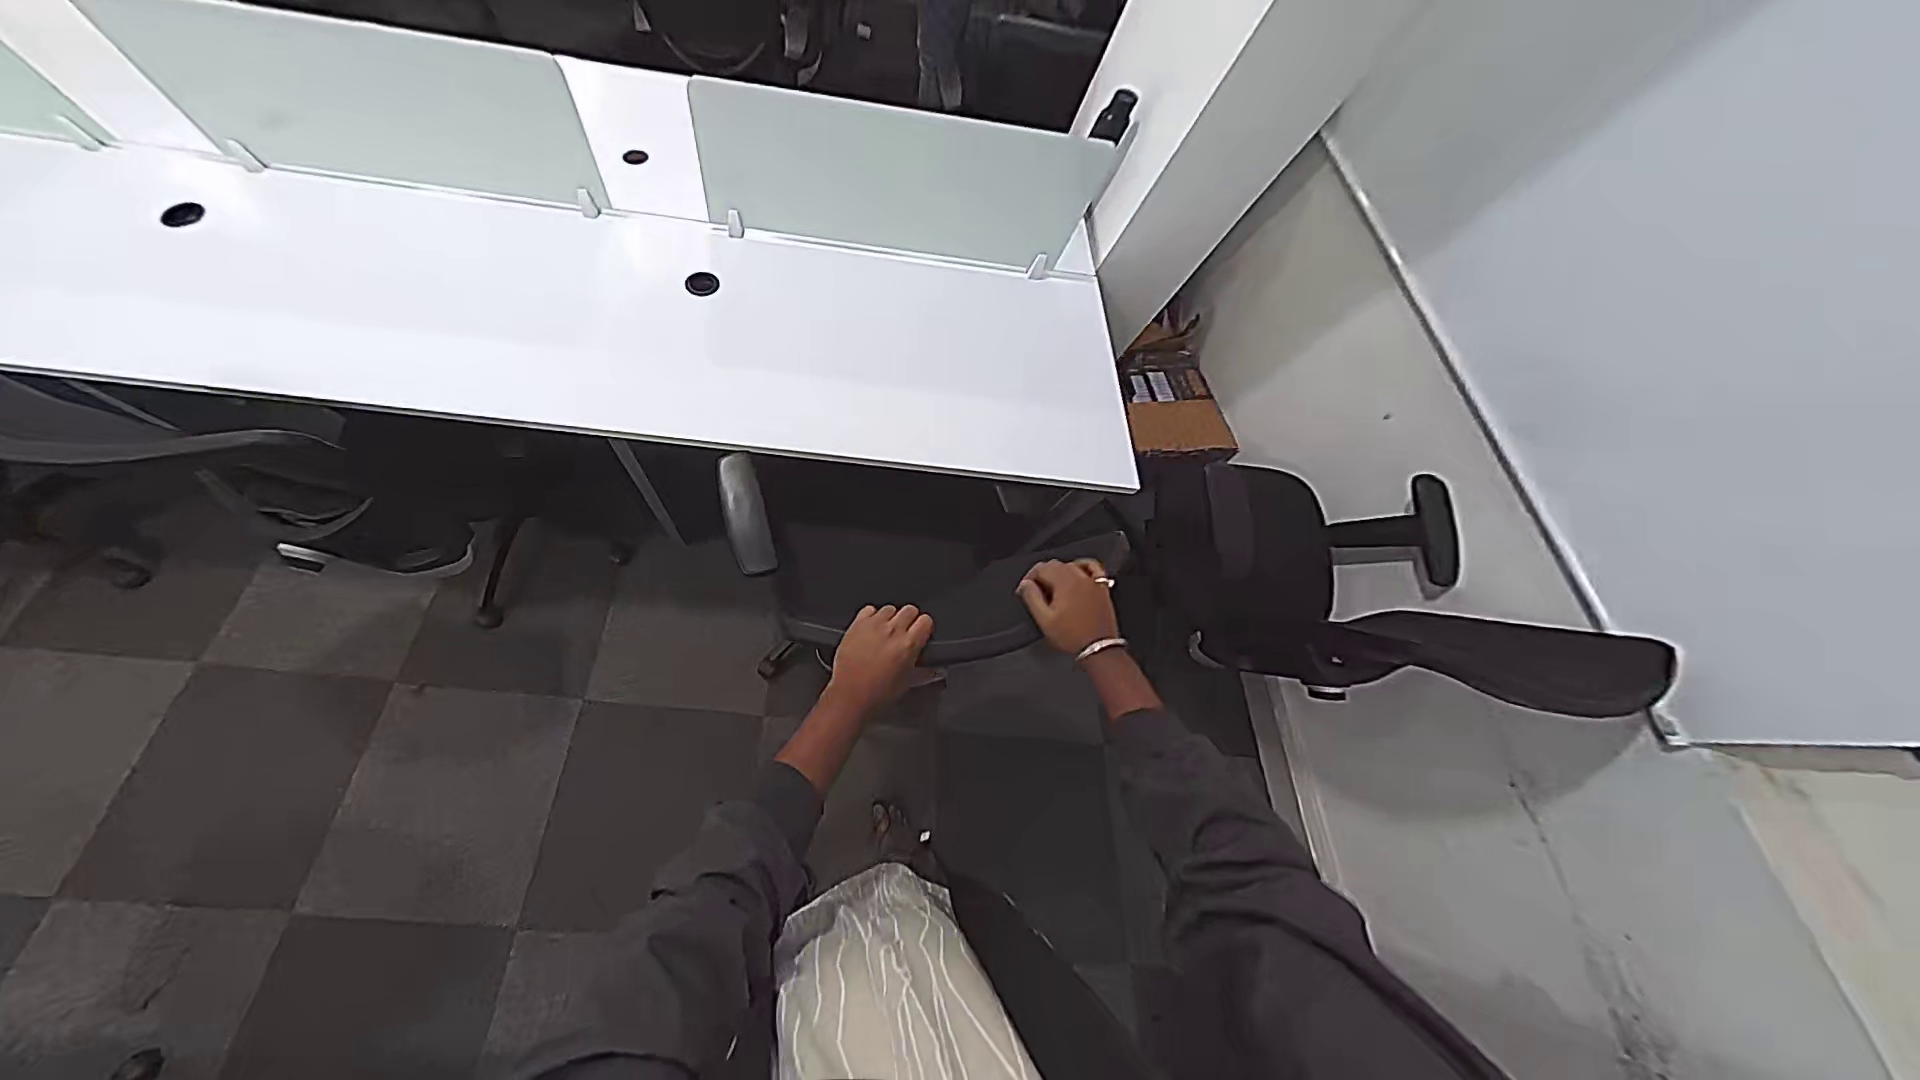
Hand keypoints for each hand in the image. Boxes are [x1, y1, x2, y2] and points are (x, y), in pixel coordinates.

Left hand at [825, 605, 935, 716]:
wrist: (850, 696)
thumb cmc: (878, 693)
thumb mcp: (907, 683)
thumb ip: (924, 671)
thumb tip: (935, 669)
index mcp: (909, 645)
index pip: (926, 620)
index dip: (924, 626)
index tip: (920, 632)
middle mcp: (893, 631)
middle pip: (909, 609)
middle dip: (909, 619)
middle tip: (903, 632)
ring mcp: (874, 625)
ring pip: (889, 608)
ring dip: (889, 618)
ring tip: (885, 632)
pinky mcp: (857, 625)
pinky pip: (869, 610)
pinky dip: (871, 616)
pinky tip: (870, 629)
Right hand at [1016, 559, 1118, 655]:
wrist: (1098, 648)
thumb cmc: (1073, 636)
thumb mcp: (1044, 619)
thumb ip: (1032, 597)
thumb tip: (1025, 584)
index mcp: (1065, 582)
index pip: (1041, 568)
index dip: (1029, 577)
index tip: (1025, 589)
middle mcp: (1080, 577)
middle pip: (1055, 564)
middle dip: (1042, 575)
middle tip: (1037, 592)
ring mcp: (1092, 581)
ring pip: (1071, 565)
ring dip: (1059, 572)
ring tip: (1054, 588)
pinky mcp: (1101, 588)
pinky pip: (1091, 568)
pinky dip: (1082, 568)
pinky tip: (1076, 576)